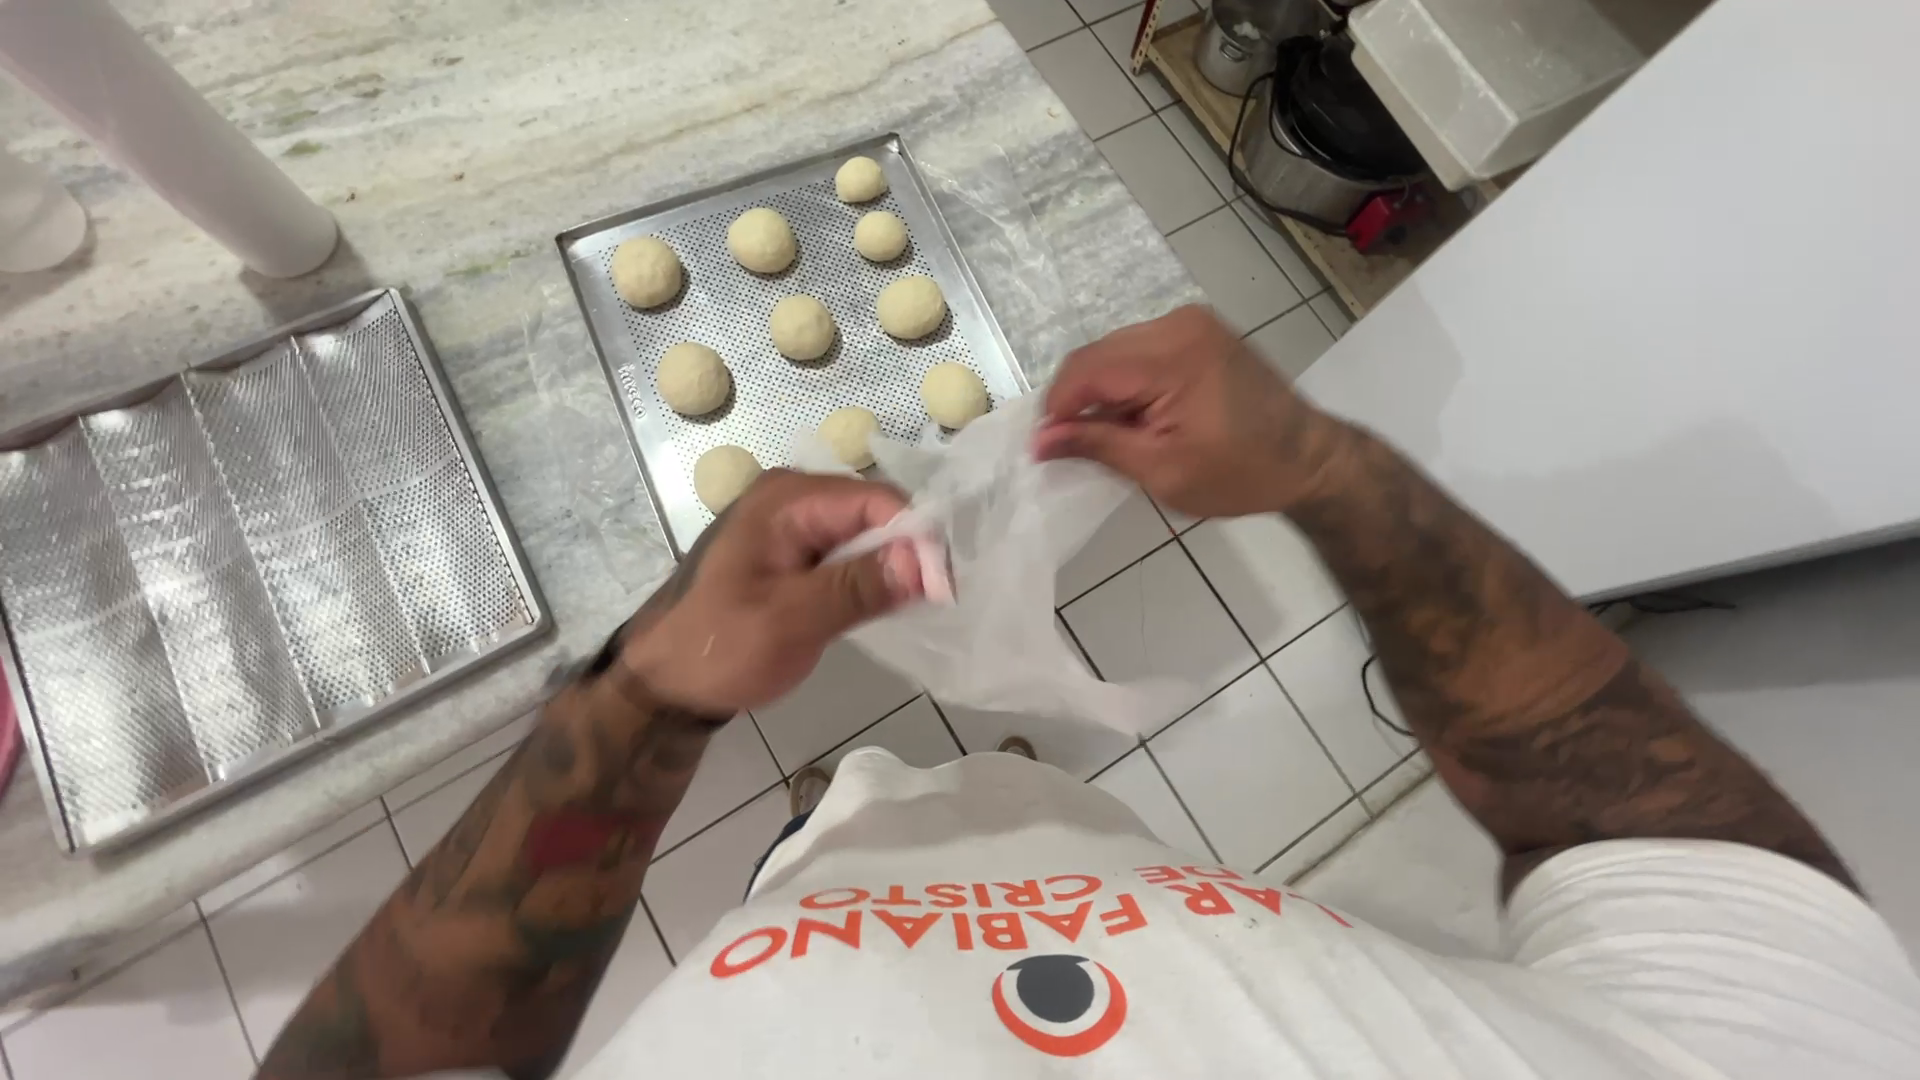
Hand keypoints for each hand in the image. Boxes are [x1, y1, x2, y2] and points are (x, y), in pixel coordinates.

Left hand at [613, 469, 922, 713]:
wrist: (665, 684)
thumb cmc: (719, 649)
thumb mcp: (792, 620)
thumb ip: (859, 586)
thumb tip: (926, 561)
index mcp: (787, 499)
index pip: (877, 500)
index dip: (916, 539)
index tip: (942, 589)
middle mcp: (792, 498)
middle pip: (874, 511)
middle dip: (907, 551)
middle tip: (932, 600)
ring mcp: (792, 524)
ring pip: (864, 533)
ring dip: (890, 566)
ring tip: (914, 604)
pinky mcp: (794, 551)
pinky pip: (847, 551)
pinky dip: (868, 575)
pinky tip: (881, 602)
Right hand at [1032, 304, 1351, 517]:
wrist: (1308, 458)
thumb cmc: (1239, 474)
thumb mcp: (1161, 471)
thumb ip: (1097, 446)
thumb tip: (1039, 441)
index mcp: (1173, 357)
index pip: (1085, 371)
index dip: (1056, 409)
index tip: (1045, 449)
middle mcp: (1178, 325)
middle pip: (1095, 356)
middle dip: (1075, 401)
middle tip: (1074, 446)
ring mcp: (1190, 322)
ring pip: (1111, 351)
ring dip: (1098, 392)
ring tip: (1110, 434)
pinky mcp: (1196, 330)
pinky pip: (1136, 350)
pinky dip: (1123, 382)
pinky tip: (1134, 415)